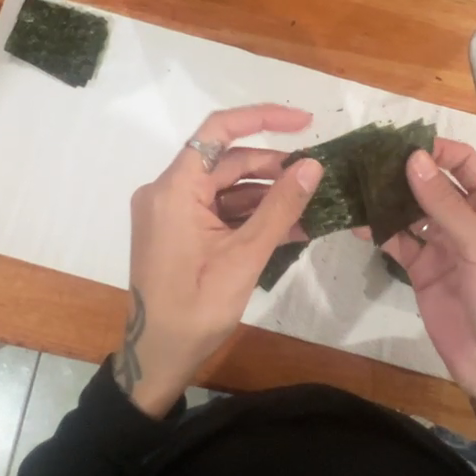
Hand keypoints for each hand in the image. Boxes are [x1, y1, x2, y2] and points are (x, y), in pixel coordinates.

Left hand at [117, 105, 323, 417]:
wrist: (158, 357)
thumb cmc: (197, 307)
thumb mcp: (245, 256)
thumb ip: (280, 206)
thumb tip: (313, 166)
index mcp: (174, 189)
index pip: (218, 130)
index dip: (263, 118)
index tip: (305, 123)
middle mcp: (166, 191)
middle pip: (226, 162)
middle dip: (273, 168)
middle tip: (317, 179)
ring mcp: (170, 213)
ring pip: (225, 188)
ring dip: (266, 197)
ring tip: (311, 207)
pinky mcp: (177, 232)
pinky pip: (217, 211)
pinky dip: (249, 216)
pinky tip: (289, 226)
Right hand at [374, 140, 475, 440]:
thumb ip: (446, 205)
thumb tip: (413, 159)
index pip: (465, 166)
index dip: (436, 151)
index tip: (398, 144)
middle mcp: (469, 223)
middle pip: (433, 185)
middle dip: (404, 172)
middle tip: (364, 160)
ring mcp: (444, 247)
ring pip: (411, 212)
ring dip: (387, 199)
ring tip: (354, 185)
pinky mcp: (423, 271)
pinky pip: (399, 243)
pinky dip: (379, 231)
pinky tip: (356, 222)